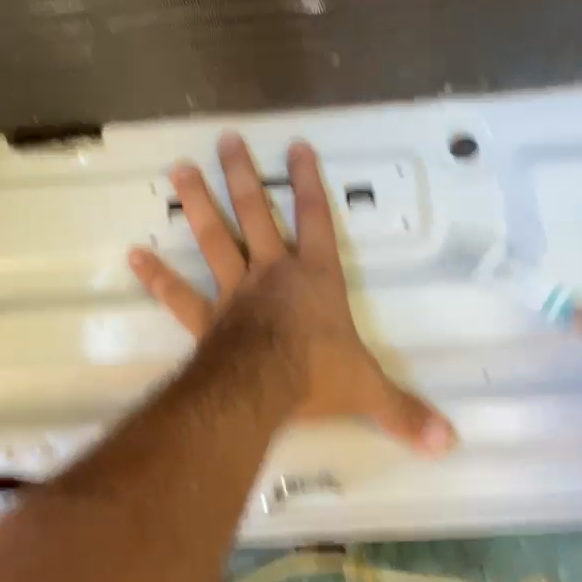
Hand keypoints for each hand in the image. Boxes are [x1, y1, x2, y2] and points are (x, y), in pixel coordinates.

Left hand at [128, 132, 455, 454]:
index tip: (297, 145)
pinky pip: (179, 294)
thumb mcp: (369, 391)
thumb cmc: (318, 376)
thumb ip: (405, 411)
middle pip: (255, 214)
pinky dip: (156, 276)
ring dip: (197, 204)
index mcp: (316, 277)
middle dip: (241, 176)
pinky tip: (133, 254)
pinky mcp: (206, 318)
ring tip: (178, 169)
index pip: (317, 219)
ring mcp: (235, 291)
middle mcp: (273, 273)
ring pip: (214, 238)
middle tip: (225, 139)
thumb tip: (448, 442)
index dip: (309, 182)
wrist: (262, 388)